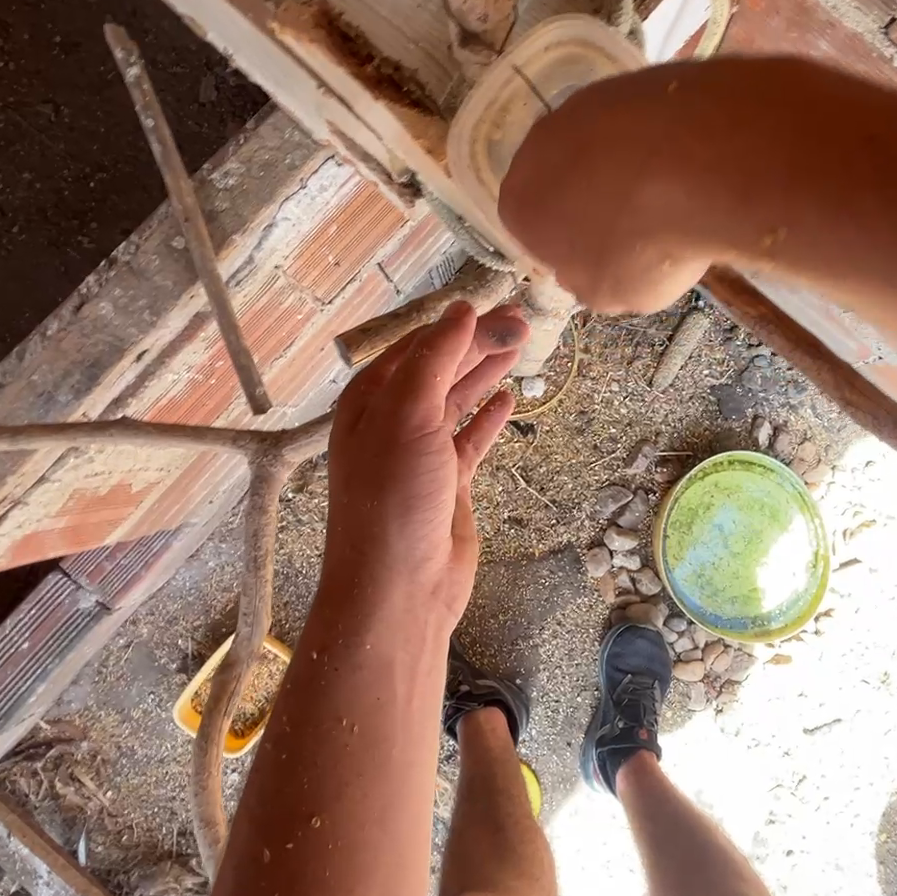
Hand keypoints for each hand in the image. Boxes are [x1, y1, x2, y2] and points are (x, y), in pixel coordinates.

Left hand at [320, 301, 528, 625]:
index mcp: (372, 399)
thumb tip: (459, 310)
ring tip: (522, 347)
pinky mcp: (447, 482)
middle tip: (524, 323)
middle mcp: (394, 420)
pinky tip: (508, 399)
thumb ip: (434, 360)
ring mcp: (422, 452)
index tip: (501, 308)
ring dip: (487, 373)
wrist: (399, 588)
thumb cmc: (394, 496)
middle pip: (442, 369)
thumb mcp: (407, 416)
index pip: (419, 346)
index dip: (460, 325)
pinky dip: (488, 418)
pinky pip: (470, 439)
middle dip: (480, 344)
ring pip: (458, 400)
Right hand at [499, 63, 724, 312]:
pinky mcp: (632, 78)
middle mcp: (538, 147)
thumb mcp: (608, 294)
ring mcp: (585, 105)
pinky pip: (639, 122)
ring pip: (600, 148)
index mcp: (519, 205)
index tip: (603, 259)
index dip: (569, 249)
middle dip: (593, 202)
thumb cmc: (640, 246)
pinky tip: (688, 164)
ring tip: (670, 195)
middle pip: (562, 181)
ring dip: (627, 169)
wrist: (699, 164)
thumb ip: (584, 280)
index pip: (533, 233)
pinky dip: (659, 141)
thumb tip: (583, 267)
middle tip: (636, 228)